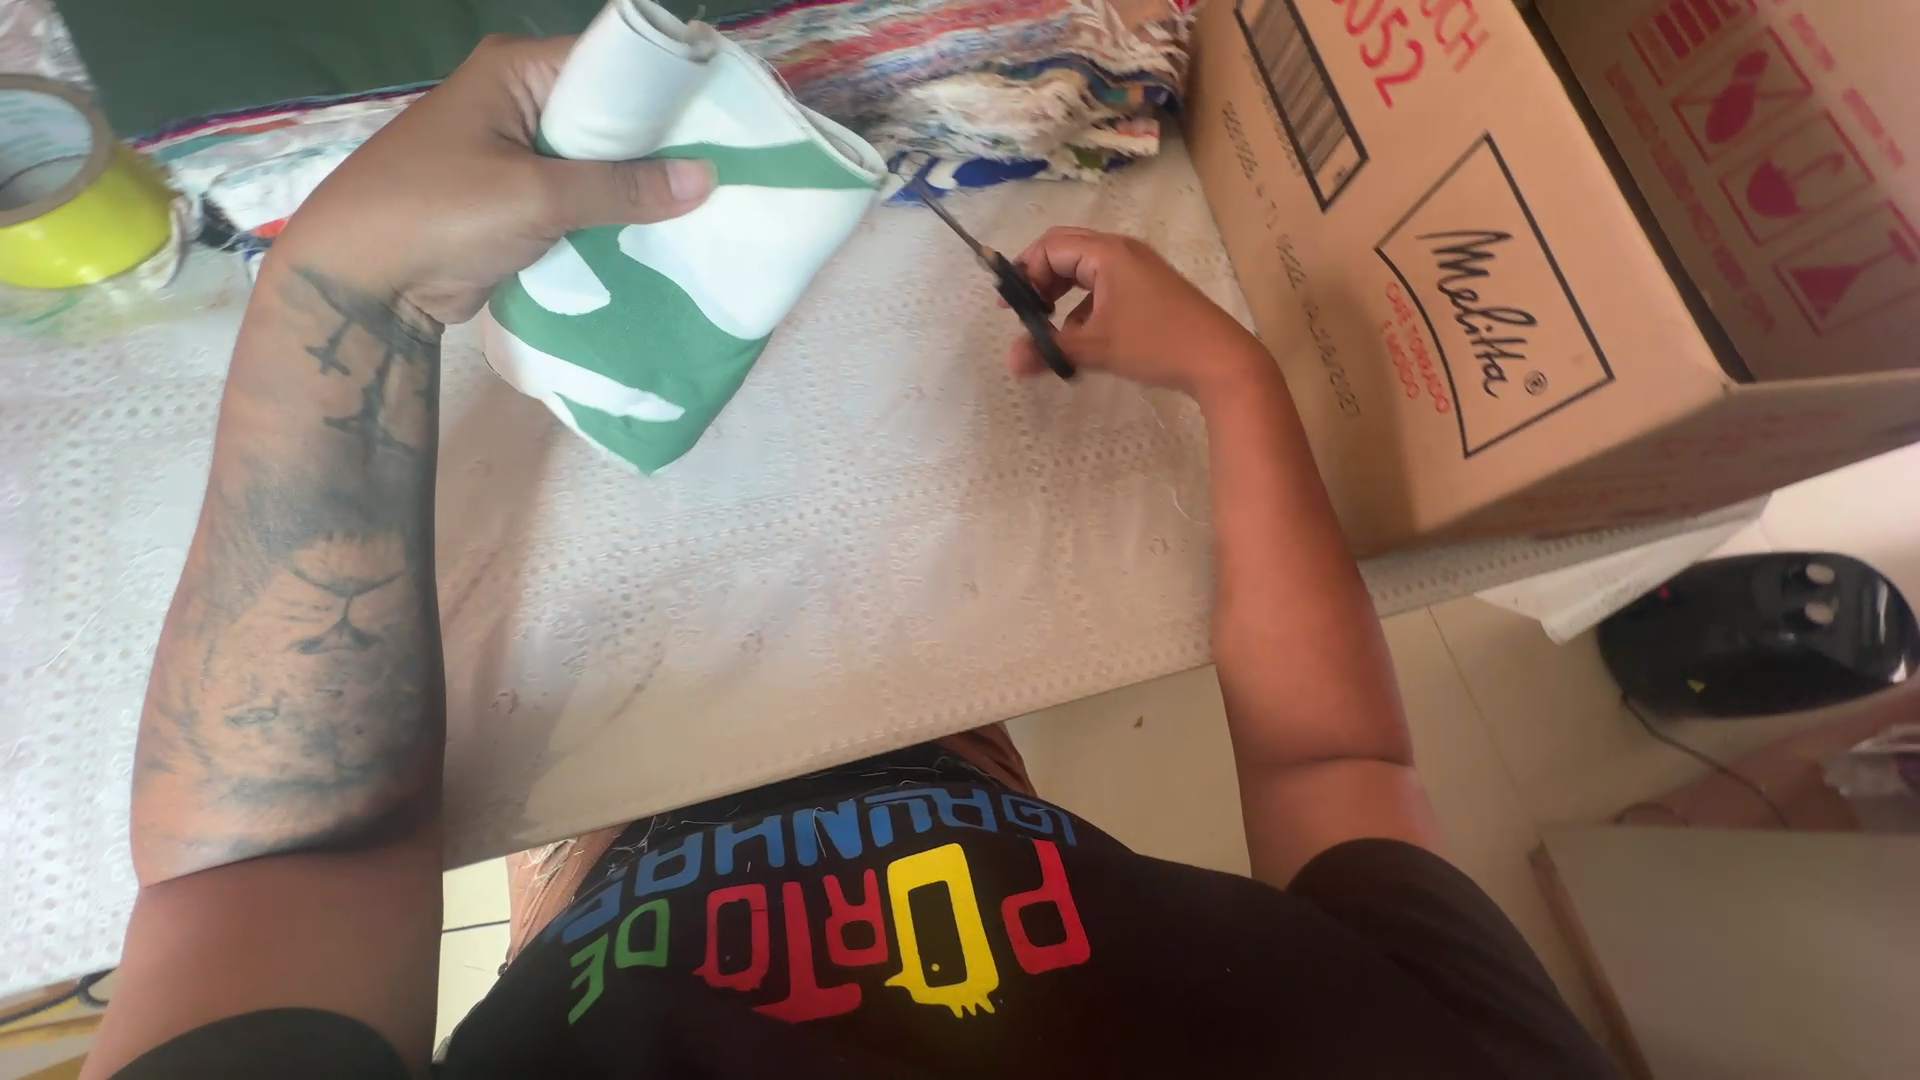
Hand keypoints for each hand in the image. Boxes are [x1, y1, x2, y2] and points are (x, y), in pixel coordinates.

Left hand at [269, 34, 716, 327]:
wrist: (371, 279)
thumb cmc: (439, 212)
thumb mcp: (537, 196)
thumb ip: (622, 189)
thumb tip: (706, 178)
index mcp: (516, 73)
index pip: (609, 65)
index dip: (666, 91)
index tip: (722, 122)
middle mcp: (525, 104)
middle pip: (612, 118)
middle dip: (663, 148)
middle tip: (723, 173)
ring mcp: (526, 156)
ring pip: (605, 165)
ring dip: (644, 189)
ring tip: (707, 208)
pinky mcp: (529, 202)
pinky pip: (589, 202)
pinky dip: (621, 218)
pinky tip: (663, 234)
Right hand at [1005, 227, 1269, 397]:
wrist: (1218, 358)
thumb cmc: (1155, 344)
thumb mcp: (1096, 348)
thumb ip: (1049, 350)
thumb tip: (1010, 361)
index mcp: (1107, 254)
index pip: (1050, 247)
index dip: (1023, 272)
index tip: (1009, 307)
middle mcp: (1122, 252)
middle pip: (1066, 250)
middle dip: (1039, 278)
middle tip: (1022, 310)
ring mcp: (1138, 269)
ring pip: (1085, 269)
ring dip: (1060, 292)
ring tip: (1047, 325)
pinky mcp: (1148, 288)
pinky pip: (1104, 286)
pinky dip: (1084, 304)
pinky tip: (1081, 336)